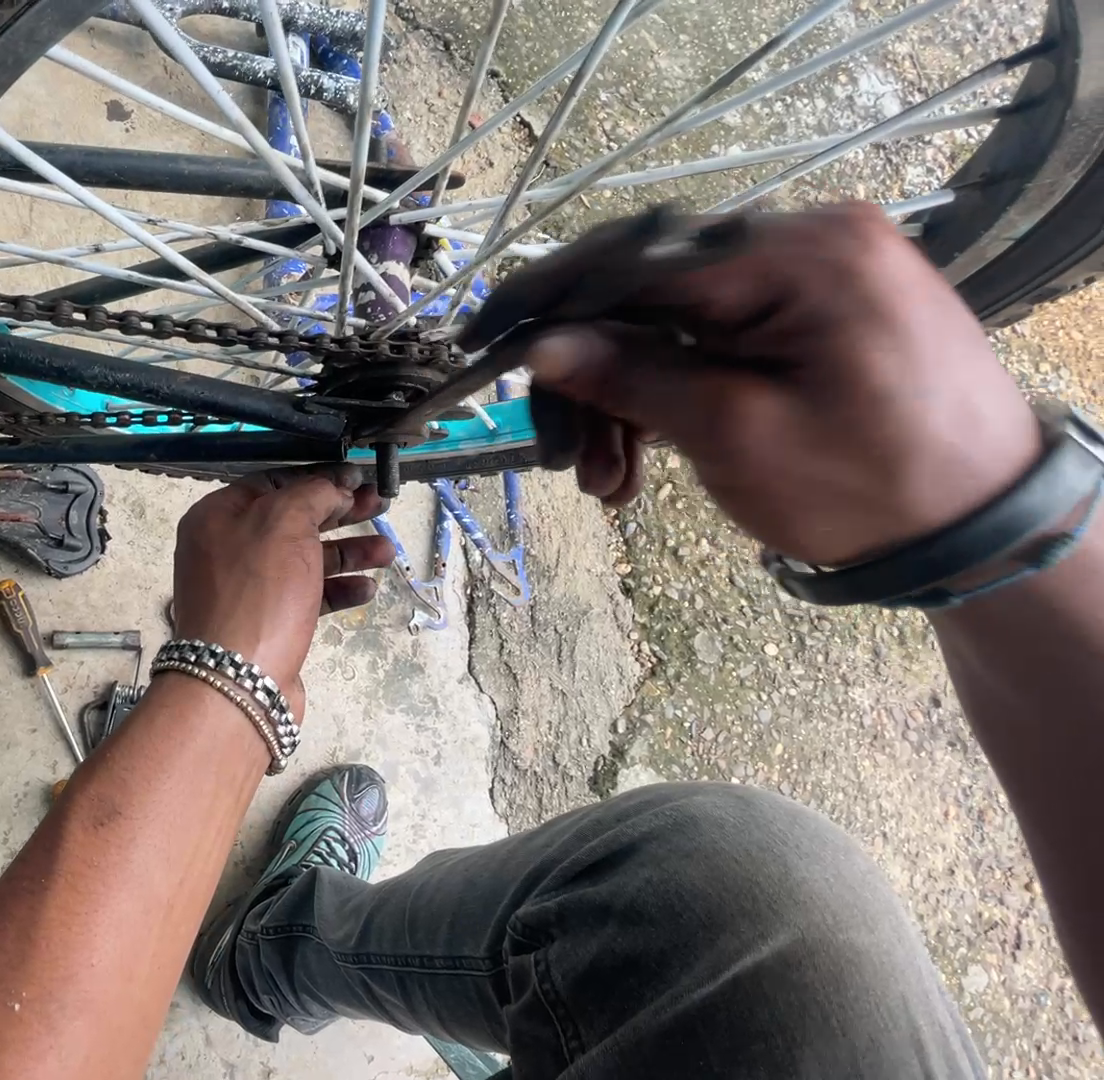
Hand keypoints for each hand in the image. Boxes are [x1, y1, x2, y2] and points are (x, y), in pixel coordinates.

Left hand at [171, 465, 389, 718]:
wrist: (238, 679)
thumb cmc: (259, 590)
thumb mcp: (285, 523)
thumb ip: (312, 494)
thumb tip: (334, 486)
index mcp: (217, 515)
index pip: (272, 482)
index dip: (317, 478)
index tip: (357, 478)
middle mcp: (225, 548)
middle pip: (291, 520)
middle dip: (340, 513)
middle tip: (382, 505)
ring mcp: (245, 589)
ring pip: (303, 560)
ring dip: (347, 553)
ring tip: (387, 552)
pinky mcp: (265, 623)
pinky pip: (305, 596)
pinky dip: (336, 590)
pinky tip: (366, 589)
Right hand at [522, 203, 1039, 565]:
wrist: (979, 528)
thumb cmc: (866, 483)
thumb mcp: (732, 431)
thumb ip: (629, 376)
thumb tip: (537, 345)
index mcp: (796, 254)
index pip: (631, 262)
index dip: (542, 304)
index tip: (475, 343)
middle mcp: (793, 244)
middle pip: (633, 301)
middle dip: (583, 381)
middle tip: (557, 459)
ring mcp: (792, 279)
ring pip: (650, 331)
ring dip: (610, 405)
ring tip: (602, 482)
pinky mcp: (787, 315)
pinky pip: (686, 346)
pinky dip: (647, 403)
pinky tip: (631, 462)